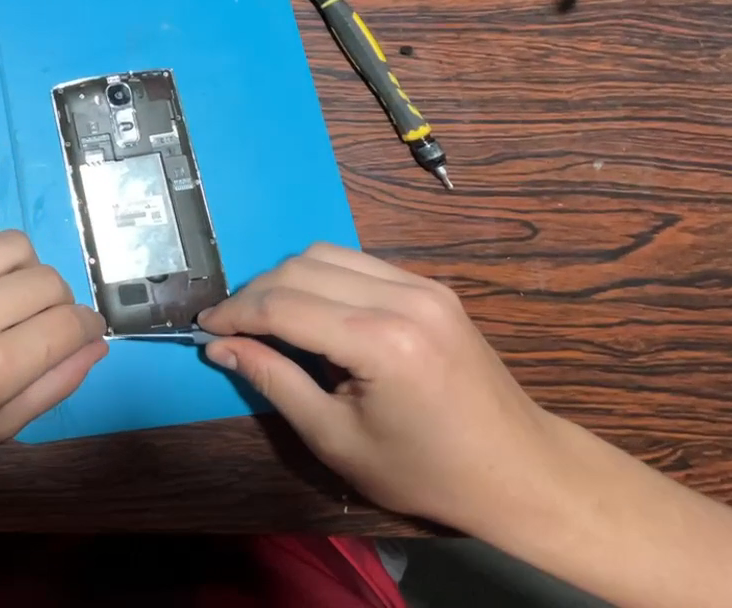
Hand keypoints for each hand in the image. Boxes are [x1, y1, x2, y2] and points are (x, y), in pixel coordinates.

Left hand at [0, 211, 106, 466]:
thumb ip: (52, 386)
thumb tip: (96, 343)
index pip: (69, 325)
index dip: (86, 327)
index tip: (78, 331)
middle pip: (50, 281)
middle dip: (58, 302)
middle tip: (35, 321)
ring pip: (18, 245)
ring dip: (24, 269)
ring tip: (3, 293)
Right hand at [198, 244, 561, 531]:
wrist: (527, 475)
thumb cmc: (428, 472)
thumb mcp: (337, 439)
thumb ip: (273, 381)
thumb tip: (220, 347)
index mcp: (381, 342)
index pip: (282, 305)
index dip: (234, 313)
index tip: (204, 328)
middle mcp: (401, 298)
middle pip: (296, 270)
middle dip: (253, 295)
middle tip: (230, 328)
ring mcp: (420, 286)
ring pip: (321, 255)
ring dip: (283, 280)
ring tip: (266, 317)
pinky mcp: (429, 287)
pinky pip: (353, 262)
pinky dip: (317, 278)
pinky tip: (310, 310)